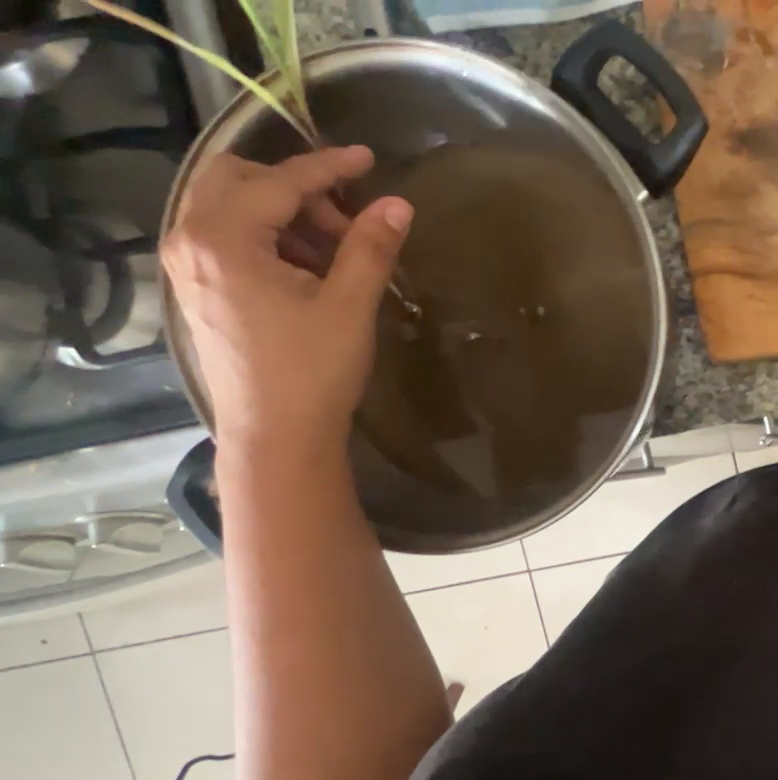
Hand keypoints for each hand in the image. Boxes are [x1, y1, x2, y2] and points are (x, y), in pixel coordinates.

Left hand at [162, 146, 412, 456]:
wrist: (276, 432)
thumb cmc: (314, 370)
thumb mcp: (350, 306)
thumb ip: (371, 249)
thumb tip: (399, 205)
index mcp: (223, 238)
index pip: (279, 182)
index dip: (329, 168)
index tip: (369, 160)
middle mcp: (190, 238)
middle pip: (240, 180)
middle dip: (299, 191)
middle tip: (350, 227)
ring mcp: (188, 262)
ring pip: (233, 206)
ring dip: (287, 215)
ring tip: (337, 256)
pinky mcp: (199, 285)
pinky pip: (228, 235)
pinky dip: (271, 237)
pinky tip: (310, 272)